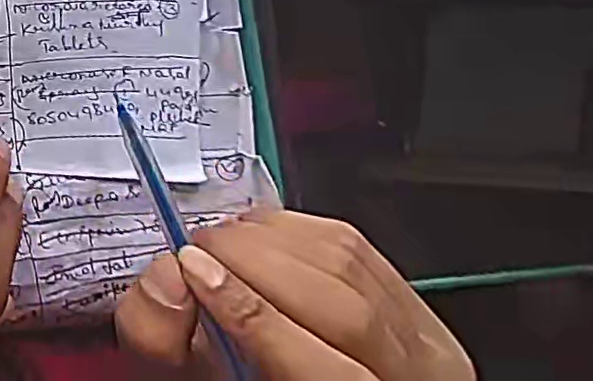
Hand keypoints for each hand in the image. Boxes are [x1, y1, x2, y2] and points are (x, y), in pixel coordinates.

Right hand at [114, 212, 472, 380]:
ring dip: (264, 238)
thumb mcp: (194, 378)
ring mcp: (427, 347)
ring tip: (219, 247)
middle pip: (343, 310)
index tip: (191, 269)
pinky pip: (347, 240)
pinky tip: (255, 240)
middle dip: (250, 263)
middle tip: (194, 252)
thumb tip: (168, 275)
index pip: (334, 375)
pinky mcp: (412, 304)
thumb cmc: (235, 375)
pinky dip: (288, 228)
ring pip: (346, 265)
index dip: (253, 315)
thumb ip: (165, 337)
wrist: (292, 371)